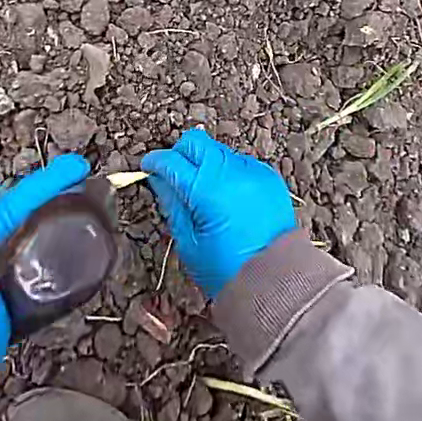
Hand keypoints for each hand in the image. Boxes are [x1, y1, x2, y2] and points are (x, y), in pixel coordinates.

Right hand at [142, 129, 296, 297]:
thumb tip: (158, 178)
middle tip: (172, 175)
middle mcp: (232, 172)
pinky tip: (226, 196)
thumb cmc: (226, 269)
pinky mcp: (268, 175)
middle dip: (180, 154)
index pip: (173, 161)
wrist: (273, 278)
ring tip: (201, 191)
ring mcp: (253, 171)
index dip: (156, 162)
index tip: (148, 167)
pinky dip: (227, 171)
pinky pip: (240, 162)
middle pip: (196, 142)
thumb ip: (172, 204)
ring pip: (218, 150)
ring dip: (204, 162)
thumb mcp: (188, 241)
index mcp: (208, 189)